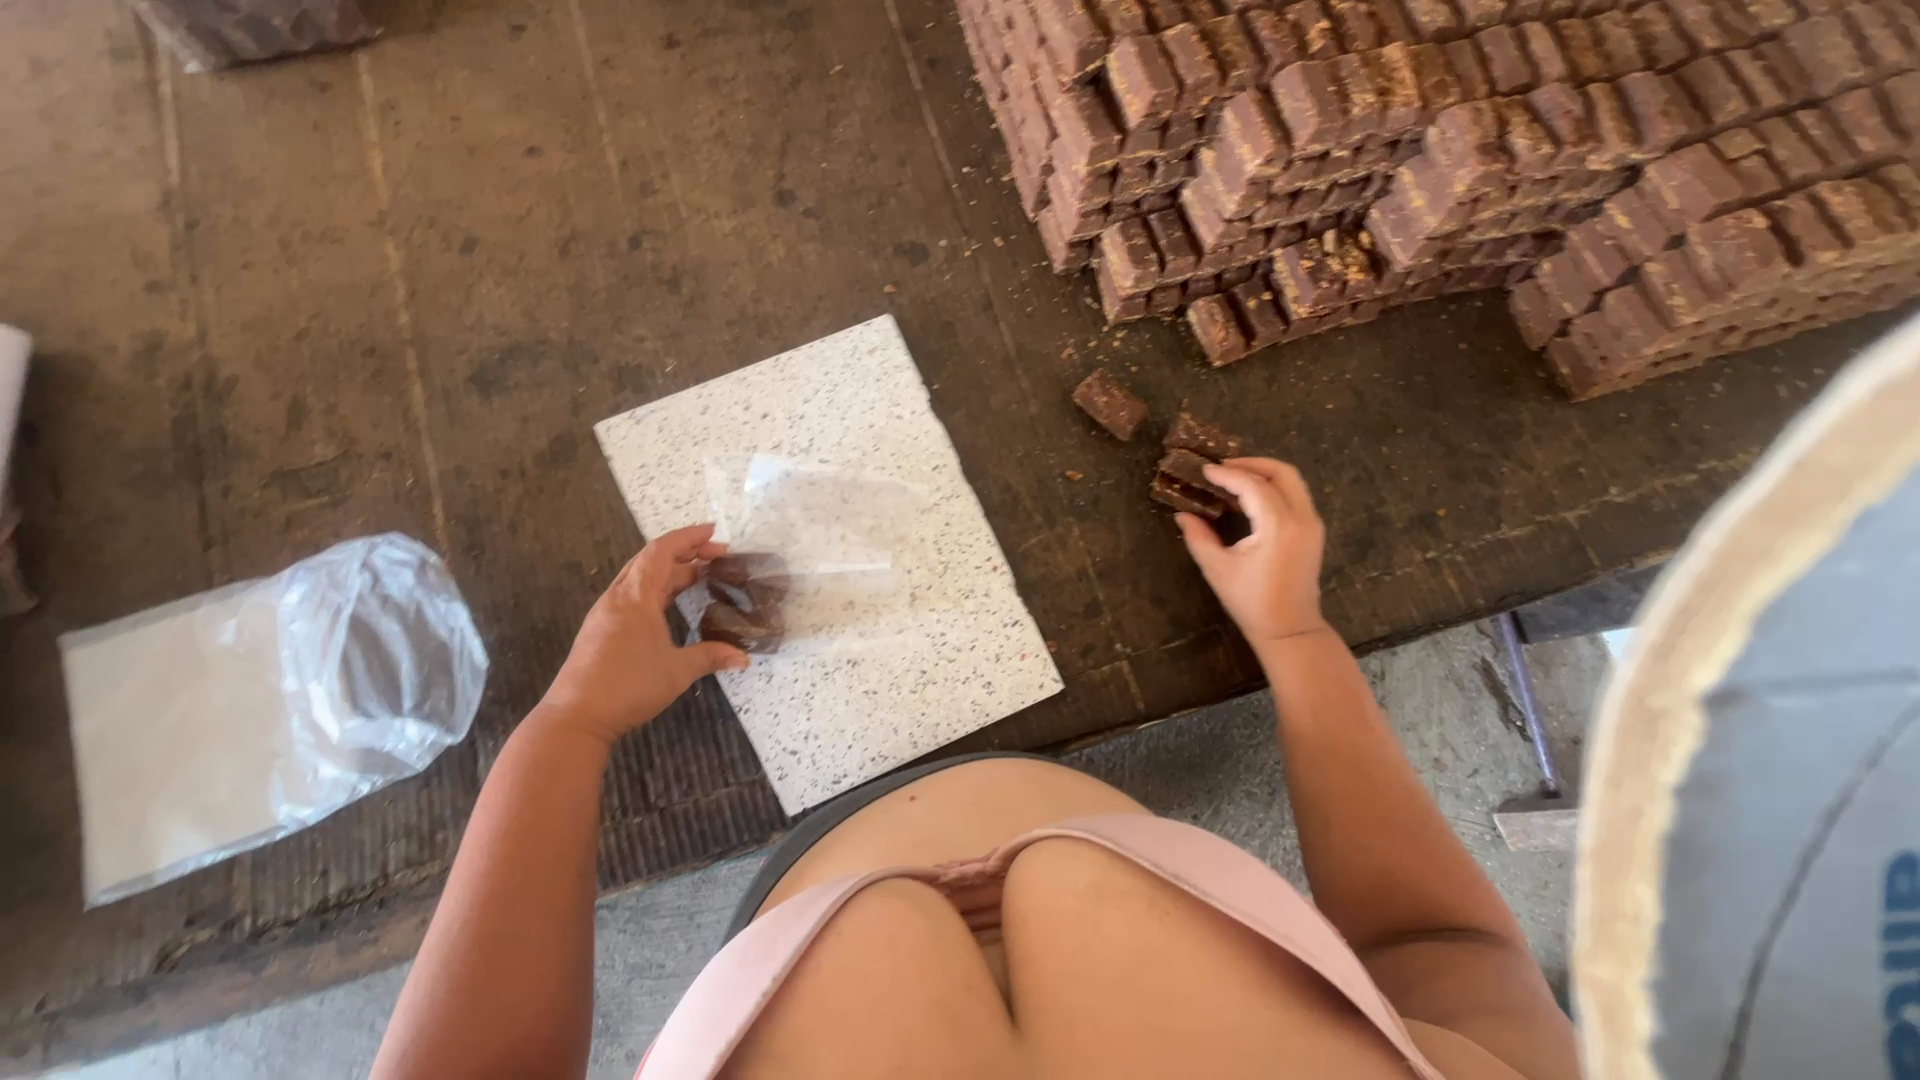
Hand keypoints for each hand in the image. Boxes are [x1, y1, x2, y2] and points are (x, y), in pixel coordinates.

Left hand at [533, 524, 748, 745]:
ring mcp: (606, 613)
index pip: (662, 552)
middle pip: (651, 560)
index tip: (714, 532)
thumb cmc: (628, 686)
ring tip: (701, 576)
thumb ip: (711, 657)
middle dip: (685, 553)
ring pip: (640, 577)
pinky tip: (671, 603)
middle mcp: (618, 598)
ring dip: (670, 571)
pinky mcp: (601, 629)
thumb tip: (744, 657)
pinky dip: (656, 588)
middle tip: (717, 556)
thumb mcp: (677, 671)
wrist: (576, 716)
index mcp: (636, 597)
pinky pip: (632, 595)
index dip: (689, 537)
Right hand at [1174, 458, 1331, 648]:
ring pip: (1292, 481)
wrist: (1289, 629)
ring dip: (1264, 473)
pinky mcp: (1313, 531)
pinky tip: (1250, 496)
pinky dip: (1274, 487)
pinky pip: (1295, 496)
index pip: (1252, 486)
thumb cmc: (1251, 602)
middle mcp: (1301, 518)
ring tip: (1234, 477)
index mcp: (1278, 527)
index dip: (1226, 475)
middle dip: (1251, 464)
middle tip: (1222, 467)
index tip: (1204, 471)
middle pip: (1282, 472)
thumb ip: (1198, 537)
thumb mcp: (1217, 569)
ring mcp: (1312, 524)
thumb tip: (1182, 514)